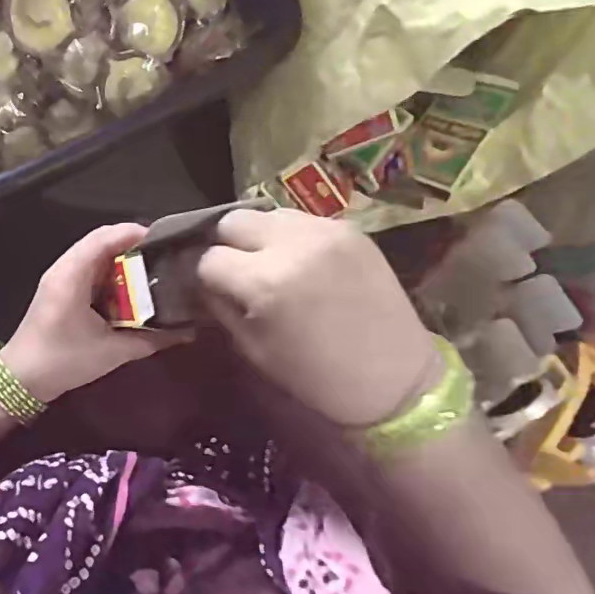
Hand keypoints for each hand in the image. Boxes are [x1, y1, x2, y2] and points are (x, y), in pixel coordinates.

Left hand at [1, 223, 185, 402]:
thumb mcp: (111, 351)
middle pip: (102, 241)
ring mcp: (60, 278)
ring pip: (96, 256)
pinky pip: (90, 271)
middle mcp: (64, 268)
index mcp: (72, 274)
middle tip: (166, 258)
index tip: (168, 242)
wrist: (20, 379)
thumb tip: (186, 333)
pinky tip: (132, 289)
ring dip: (123, 260)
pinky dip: (112, 274)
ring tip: (155, 271)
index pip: (107, 236)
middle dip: (134, 246)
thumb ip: (150, 339)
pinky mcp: (60, 291)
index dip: (137, 233)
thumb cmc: (62, 361)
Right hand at [197, 208, 437, 426]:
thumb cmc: (316, 378)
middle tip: (230, 270)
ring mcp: (325, 231)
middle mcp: (292, 244)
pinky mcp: (351, 229)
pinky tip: (296, 262)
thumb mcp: (254, 350)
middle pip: (232, 221)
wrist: (394, 380)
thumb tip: (202, 284)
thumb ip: (221, 308)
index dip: (200, 274)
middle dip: (223, 245)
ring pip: (267, 214)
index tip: (203, 287)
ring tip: (264, 262)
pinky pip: (302, 220)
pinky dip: (288, 236)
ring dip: (256, 236)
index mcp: (264, 282)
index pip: (208, 258)